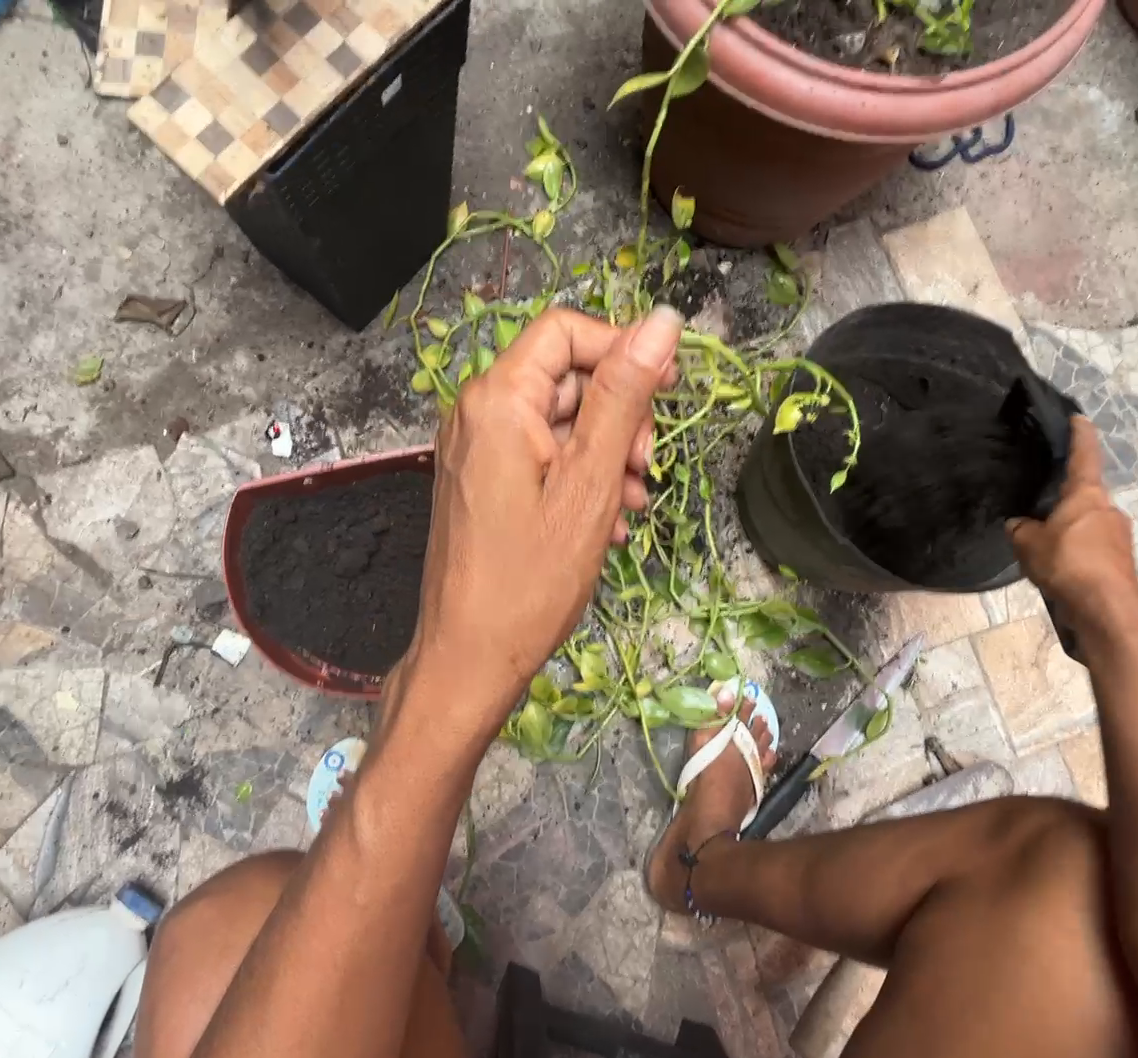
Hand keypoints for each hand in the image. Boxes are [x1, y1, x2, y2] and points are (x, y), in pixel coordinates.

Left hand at [394, 307, 683, 728]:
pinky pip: (540, 456)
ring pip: (559, 421)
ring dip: (607, 453)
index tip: (667, 392)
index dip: (624, 348)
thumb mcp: (591, 483)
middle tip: (647, 469)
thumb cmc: (532, 578)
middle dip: (619, 415)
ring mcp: (475, 449)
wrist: (469, 656)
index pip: (567, 331)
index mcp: (498, 399)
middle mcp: (477, 413)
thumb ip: (625, 396)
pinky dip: (580, 477)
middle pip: (566, 376)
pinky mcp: (481, 481)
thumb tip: (663, 321)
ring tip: (633, 504)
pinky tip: (607, 521)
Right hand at [1006, 417, 1137, 635]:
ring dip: (1066, 530)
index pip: (1083, 457)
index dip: (1080, 436)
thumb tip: (1020, 524)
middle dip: (1063, 501)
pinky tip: (1054, 567)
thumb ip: (1020, 528)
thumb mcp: (1027, 543)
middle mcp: (1108, 510)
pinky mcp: (1118, 562)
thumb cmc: (1066, 564)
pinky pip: (1089, 548)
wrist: (1105, 608)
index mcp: (1087, 496)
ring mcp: (1117, 537)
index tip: (1079, 418)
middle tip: (1037, 508)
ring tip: (1040, 546)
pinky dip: (1073, 552)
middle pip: (1083, 496)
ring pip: (1086, 524)